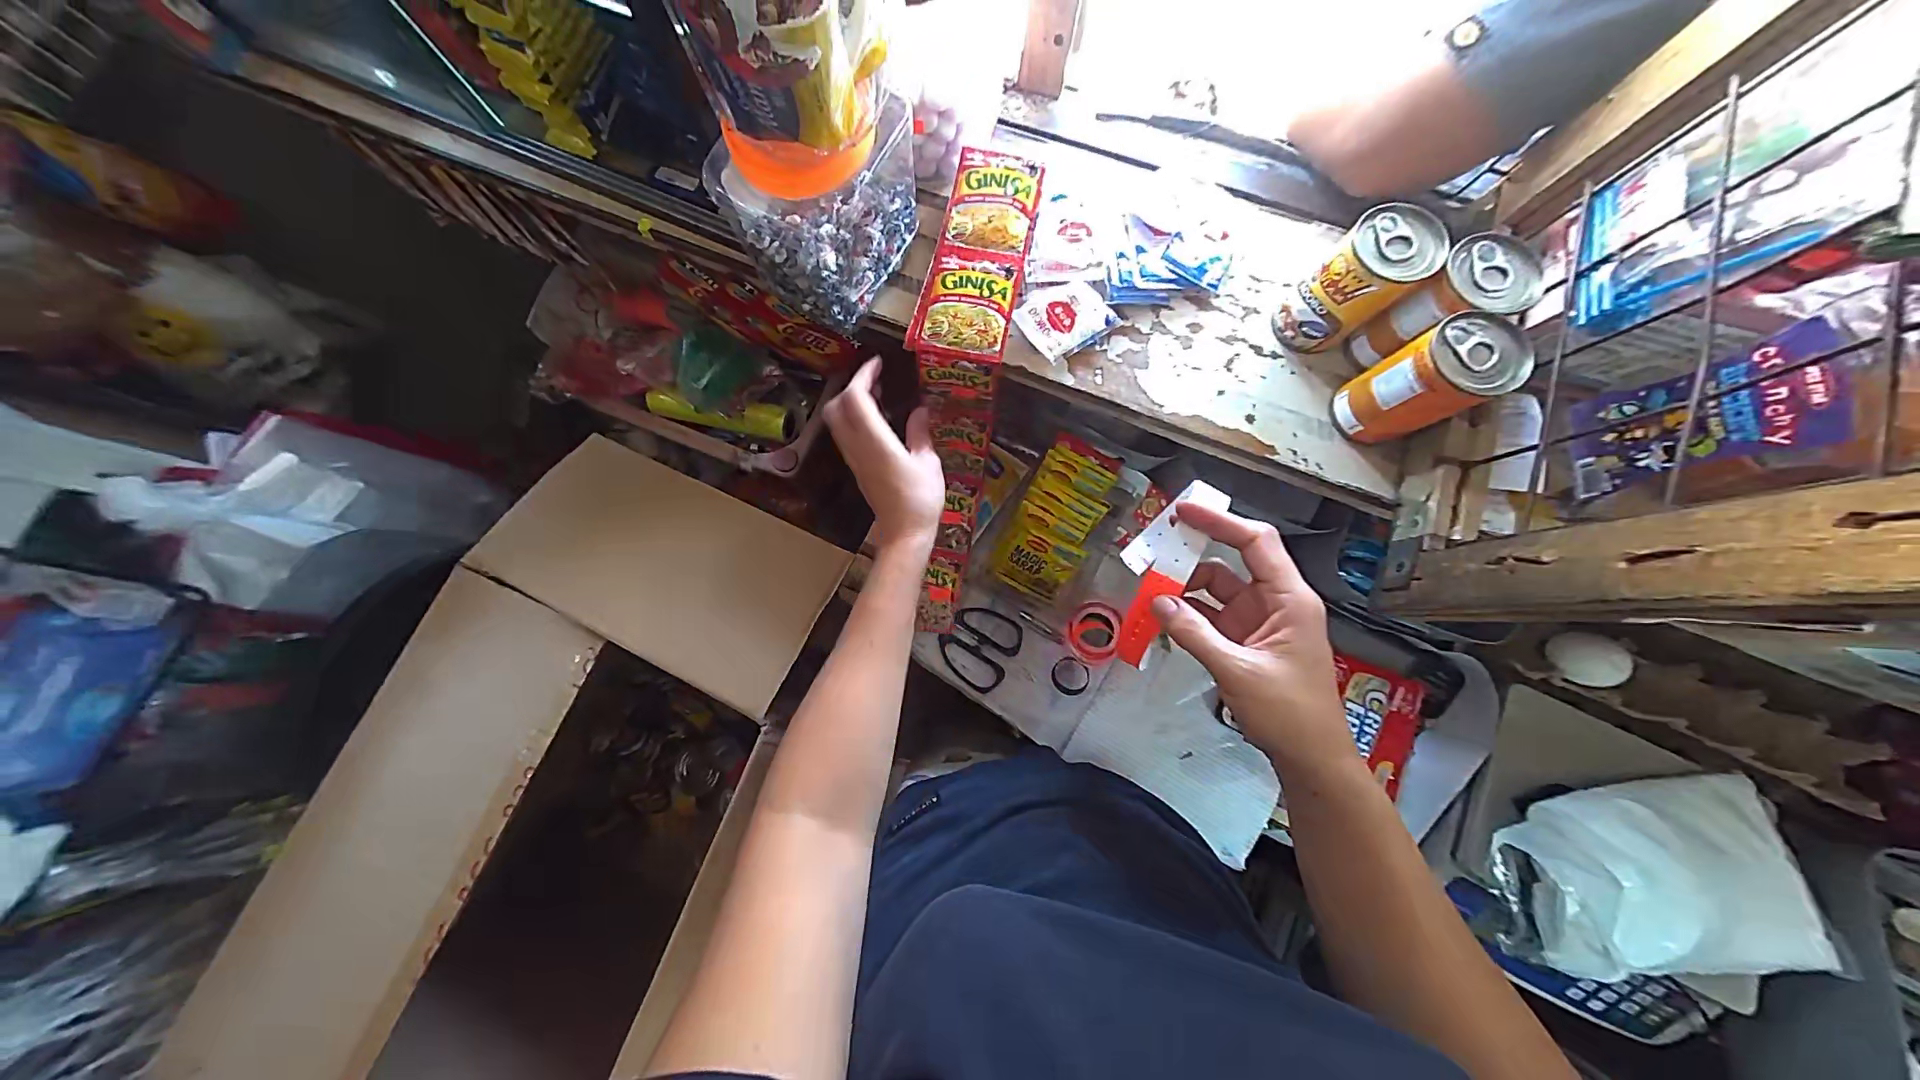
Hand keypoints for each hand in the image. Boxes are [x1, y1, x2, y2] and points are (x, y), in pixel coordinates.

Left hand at [823, 357, 943, 550]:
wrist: (904, 534)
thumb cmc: (921, 500)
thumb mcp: (928, 462)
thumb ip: (920, 432)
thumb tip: (920, 410)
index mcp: (876, 442)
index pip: (855, 398)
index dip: (863, 375)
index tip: (878, 364)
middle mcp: (858, 447)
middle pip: (837, 406)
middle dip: (852, 385)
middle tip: (875, 378)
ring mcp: (854, 458)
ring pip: (837, 420)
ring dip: (851, 401)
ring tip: (877, 394)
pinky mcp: (857, 467)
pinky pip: (846, 434)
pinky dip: (855, 418)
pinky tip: (877, 419)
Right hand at [1148, 502, 1354, 776]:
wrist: (1311, 757)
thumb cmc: (1289, 713)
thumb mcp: (1237, 671)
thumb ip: (1194, 634)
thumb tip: (1158, 603)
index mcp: (1289, 599)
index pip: (1255, 542)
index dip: (1220, 522)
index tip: (1184, 512)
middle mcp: (1274, 603)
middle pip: (1230, 564)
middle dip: (1193, 557)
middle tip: (1156, 551)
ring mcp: (1259, 622)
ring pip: (1216, 592)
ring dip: (1185, 590)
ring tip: (1151, 592)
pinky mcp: (1246, 642)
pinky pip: (1212, 617)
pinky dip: (1189, 616)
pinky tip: (1164, 618)